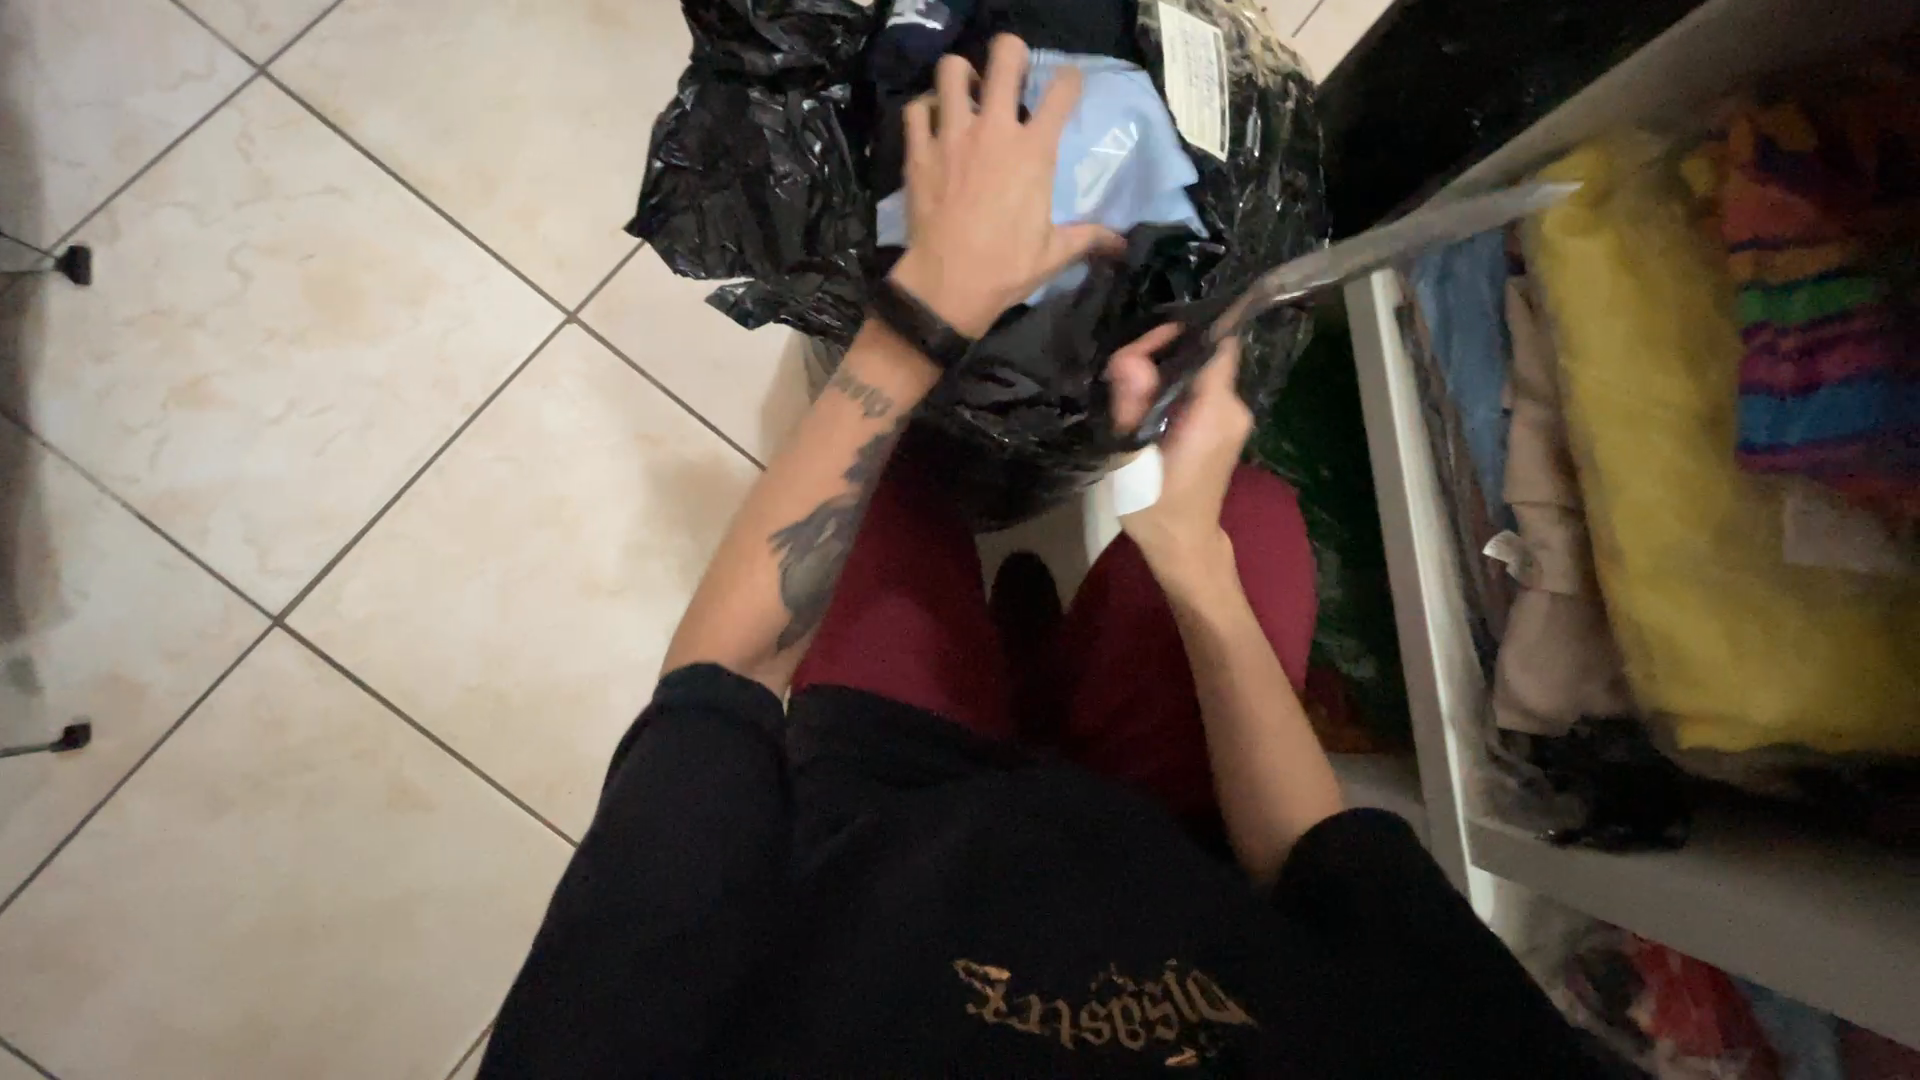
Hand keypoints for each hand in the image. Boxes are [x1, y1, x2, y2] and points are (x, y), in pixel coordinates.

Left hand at [888, 35, 1123, 337]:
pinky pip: (916, 110)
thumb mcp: (1054, 255)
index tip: (1067, 87)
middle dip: (1011, 55)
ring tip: (965, 94)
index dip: (1069, 81)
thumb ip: (1089, 239)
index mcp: (1034, 151)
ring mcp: (952, 137)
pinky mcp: (919, 153)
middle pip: (1005, 57)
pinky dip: (923, 110)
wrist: (948, 285)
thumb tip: (1122, 245)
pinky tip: (931, 123)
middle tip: (1009, 75)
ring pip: (952, 72)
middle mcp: (994, 131)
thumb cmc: (1005, 269)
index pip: (1062, 91)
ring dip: (960, 76)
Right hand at [1106, 325, 1253, 583]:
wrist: (1183, 545)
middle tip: (1124, 370)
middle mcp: (1234, 409)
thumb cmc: (1154, 508)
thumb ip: (1132, 406)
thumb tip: (1128, 357)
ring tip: (1130, 386)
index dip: (1180, 335)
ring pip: (1203, 371)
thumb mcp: (1131, 460)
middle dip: (1166, 352)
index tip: (1144, 343)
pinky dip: (1176, 387)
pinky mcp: (1224, 426)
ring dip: (1167, 371)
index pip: (1215, 346)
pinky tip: (1147, 403)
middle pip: (1207, 356)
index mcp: (1215, 414)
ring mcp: (1233, 418)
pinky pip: (1202, 390)